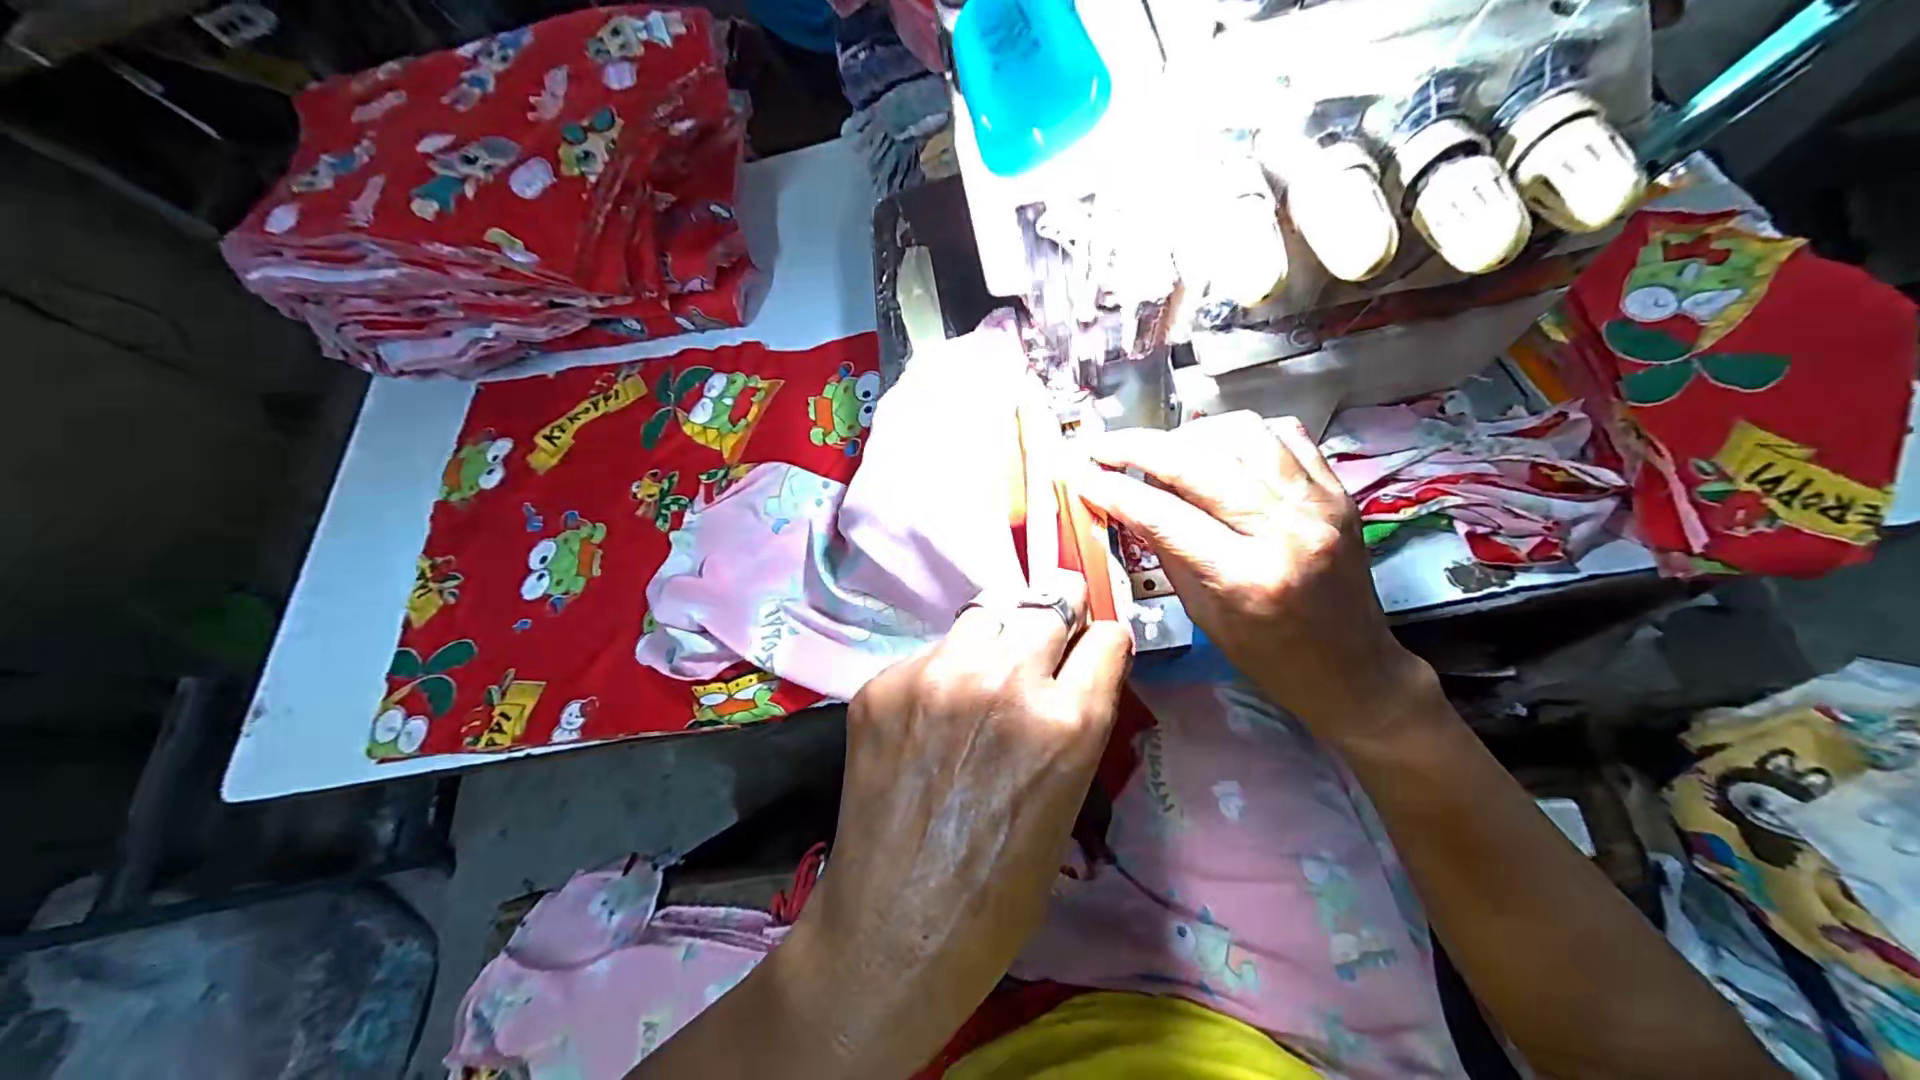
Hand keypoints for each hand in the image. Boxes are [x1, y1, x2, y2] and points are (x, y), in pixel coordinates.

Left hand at [796, 573, 1132, 1066]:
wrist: (896, 930)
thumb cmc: (1000, 889)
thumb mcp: (1067, 800)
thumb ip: (1072, 722)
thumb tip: (1070, 671)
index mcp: (1068, 721)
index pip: (1107, 636)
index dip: (1100, 643)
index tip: (1089, 648)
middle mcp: (1005, 681)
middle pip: (1047, 602)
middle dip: (1054, 618)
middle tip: (1042, 639)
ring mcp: (936, 677)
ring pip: (984, 614)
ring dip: (994, 637)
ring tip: (982, 674)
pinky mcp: (882, 684)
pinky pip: (929, 653)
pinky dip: (940, 673)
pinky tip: (928, 718)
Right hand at [1079, 413, 1431, 738]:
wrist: (1353, 671)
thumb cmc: (1268, 656)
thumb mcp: (1202, 612)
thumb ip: (1165, 549)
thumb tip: (1124, 501)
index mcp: (1246, 577)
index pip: (1163, 515)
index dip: (1114, 489)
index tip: (1082, 474)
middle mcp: (1285, 531)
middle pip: (1198, 463)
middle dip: (1138, 448)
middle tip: (1102, 446)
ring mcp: (1318, 505)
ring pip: (1242, 434)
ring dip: (1190, 436)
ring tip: (1165, 453)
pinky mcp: (1338, 491)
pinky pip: (1284, 435)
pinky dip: (1242, 435)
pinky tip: (1220, 451)